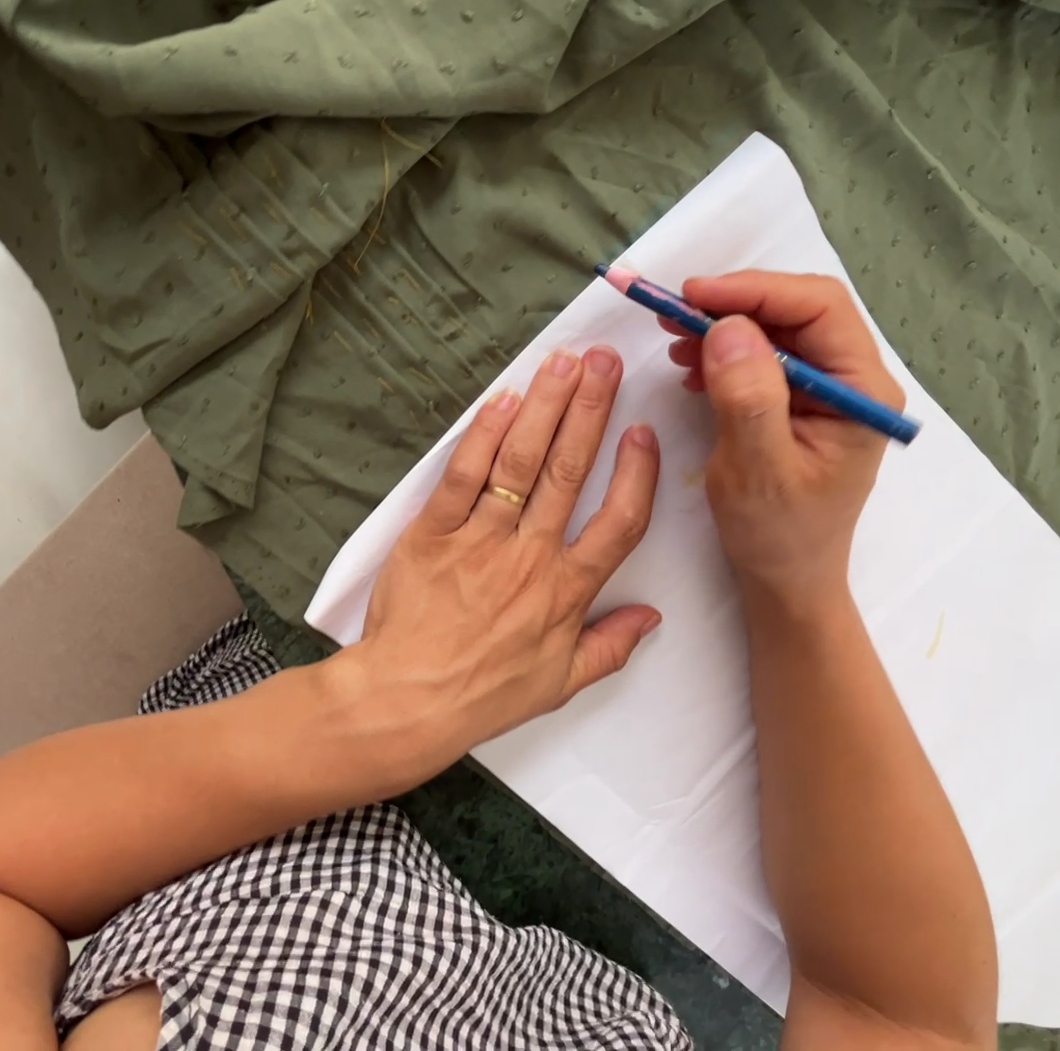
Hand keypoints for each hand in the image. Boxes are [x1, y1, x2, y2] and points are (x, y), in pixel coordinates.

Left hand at [342, 345, 661, 775]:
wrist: (406, 698)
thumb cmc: (483, 694)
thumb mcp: (559, 684)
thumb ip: (610, 648)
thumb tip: (653, 617)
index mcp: (566, 592)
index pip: (619, 523)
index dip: (637, 475)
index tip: (643, 433)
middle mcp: (530, 557)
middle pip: (569, 472)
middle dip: (591, 410)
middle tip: (605, 362)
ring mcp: (480, 540)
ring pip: (520, 462)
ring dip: (545, 408)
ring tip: (563, 363)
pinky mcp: (433, 533)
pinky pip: (463, 477)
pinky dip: (482, 436)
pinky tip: (502, 401)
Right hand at [662, 271, 903, 608]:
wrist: (784, 579)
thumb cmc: (778, 534)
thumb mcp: (758, 471)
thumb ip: (748, 398)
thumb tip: (726, 328)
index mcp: (861, 391)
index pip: (818, 309)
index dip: (756, 291)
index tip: (694, 295)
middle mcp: (850, 380)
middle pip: (796, 312)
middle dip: (734, 304)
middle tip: (674, 311)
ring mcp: (823, 390)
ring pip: (775, 331)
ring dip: (722, 326)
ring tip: (673, 337)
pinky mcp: (794, 402)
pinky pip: (760, 358)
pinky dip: (722, 353)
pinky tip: (690, 366)